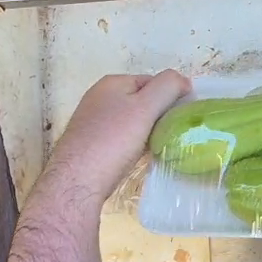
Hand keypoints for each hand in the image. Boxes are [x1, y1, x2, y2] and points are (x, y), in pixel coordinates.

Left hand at [39, 70, 190, 207]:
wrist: (78, 180)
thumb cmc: (113, 141)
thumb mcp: (146, 108)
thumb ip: (167, 87)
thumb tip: (184, 81)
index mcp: (112, 83)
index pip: (153, 81)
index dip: (170, 97)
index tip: (181, 117)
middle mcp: (99, 97)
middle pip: (141, 100)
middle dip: (158, 115)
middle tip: (171, 133)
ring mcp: (93, 120)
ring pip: (131, 120)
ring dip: (147, 131)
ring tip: (156, 147)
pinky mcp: (90, 142)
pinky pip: (120, 137)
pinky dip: (133, 144)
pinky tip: (137, 157)